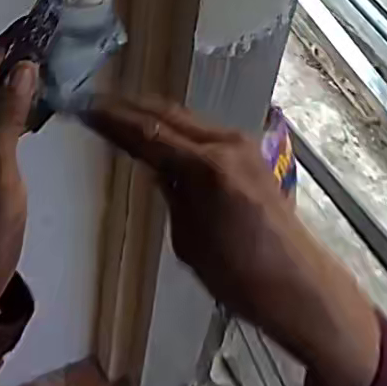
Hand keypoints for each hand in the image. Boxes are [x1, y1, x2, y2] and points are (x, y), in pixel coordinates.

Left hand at [0, 35, 38, 326]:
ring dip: (12, 79)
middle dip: (13, 56)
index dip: (9, 42)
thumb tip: (24, 64)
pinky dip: (7, 106)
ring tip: (51, 60)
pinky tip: (33, 98)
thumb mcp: (0, 175)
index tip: (40, 20)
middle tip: (54, 38)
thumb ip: (9, 116)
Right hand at [85, 99, 381, 385]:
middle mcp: (224, 143)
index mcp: (206, 168)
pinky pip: (201, 128)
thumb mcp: (188, 240)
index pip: (148, 134)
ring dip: (152, 113)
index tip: (87, 108)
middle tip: (97, 102)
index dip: (115, 121)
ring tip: (120, 111)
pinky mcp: (248, 148)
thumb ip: (170, 193)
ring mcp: (240, 141)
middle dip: (130, 107)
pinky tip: (158, 130)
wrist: (299, 283)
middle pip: (167, 114)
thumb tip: (154, 165)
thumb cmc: (240, 277)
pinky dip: (174, 126)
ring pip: (184, 117)